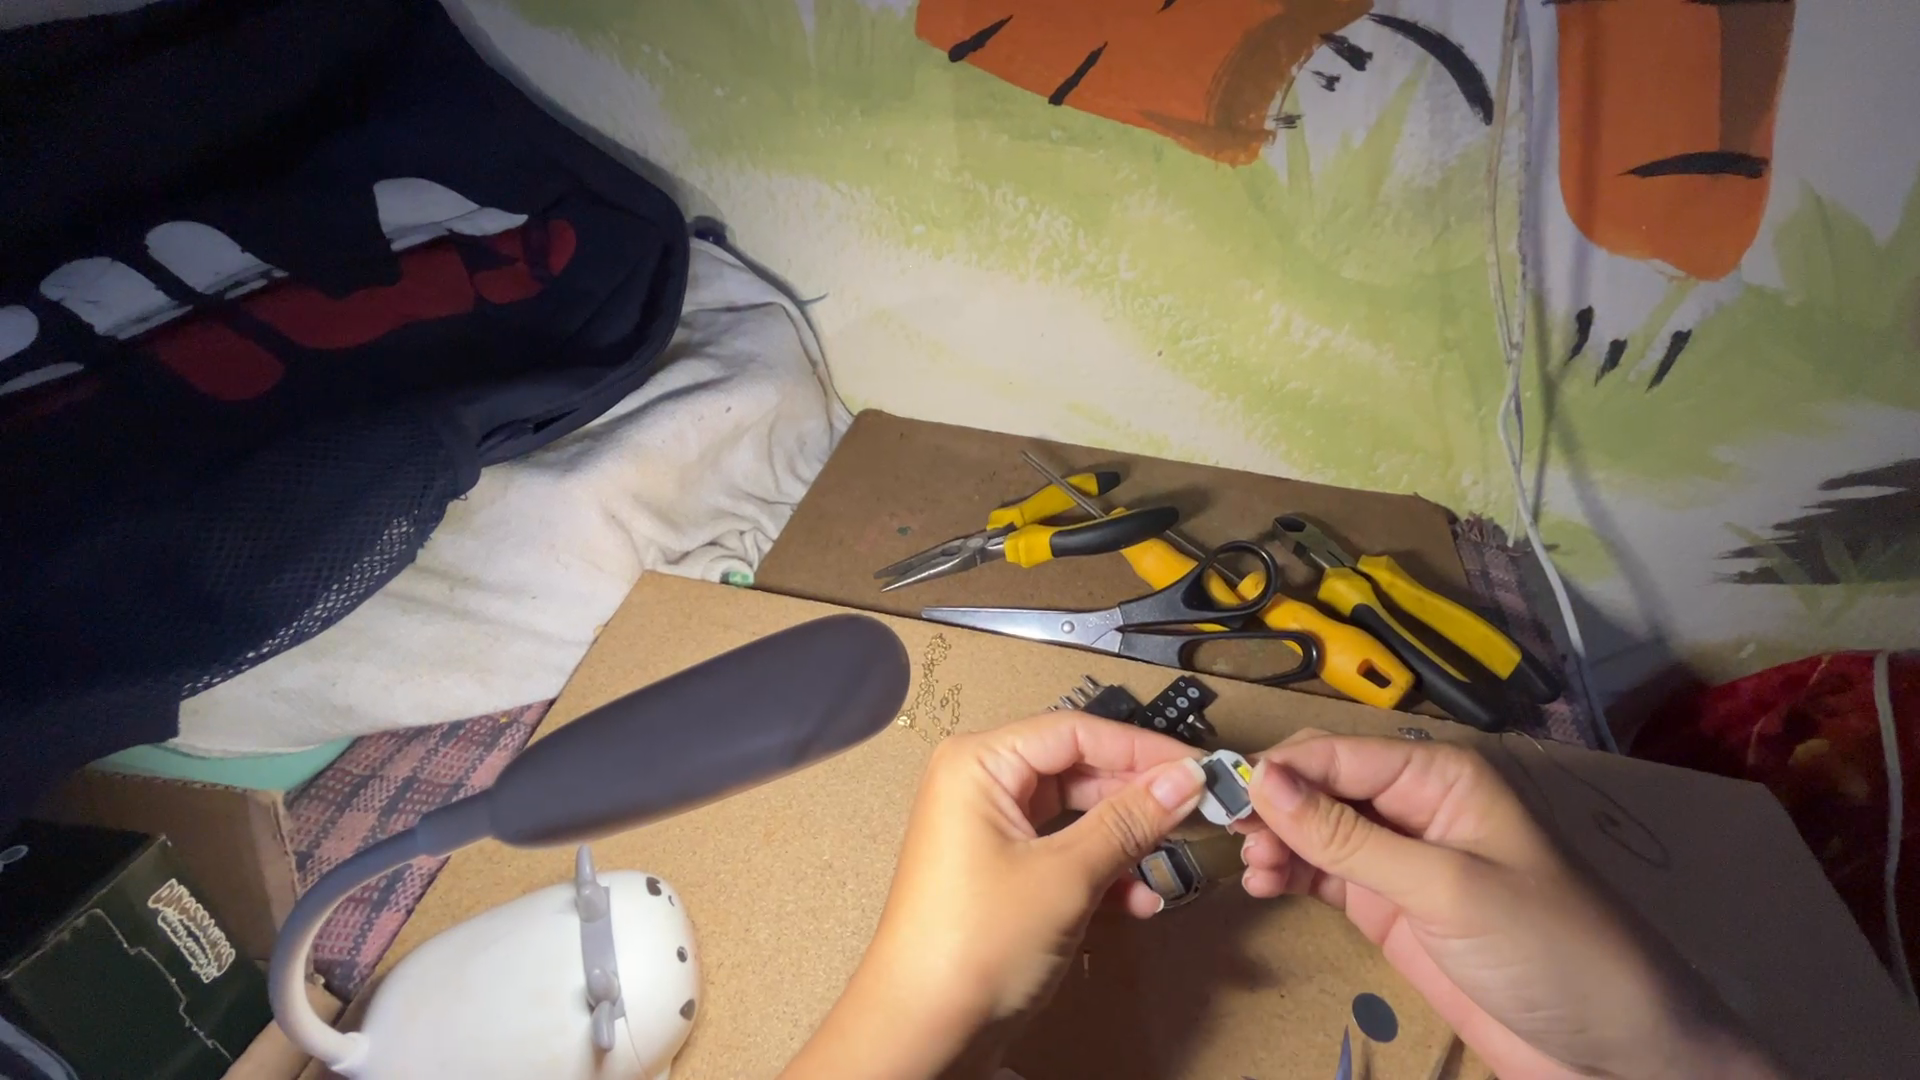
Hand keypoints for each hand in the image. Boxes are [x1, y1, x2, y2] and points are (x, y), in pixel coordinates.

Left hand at [781, 712, 1206, 1078]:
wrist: (922, 1034)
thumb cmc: (975, 944)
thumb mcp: (1064, 876)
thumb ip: (1128, 821)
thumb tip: (1184, 780)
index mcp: (980, 761)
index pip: (1075, 732)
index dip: (1141, 747)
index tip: (1197, 766)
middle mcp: (982, 780)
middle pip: (1076, 768)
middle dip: (1137, 794)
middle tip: (1197, 809)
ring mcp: (991, 824)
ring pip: (1075, 811)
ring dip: (1125, 838)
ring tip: (1173, 857)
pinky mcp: (1003, 864)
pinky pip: (1062, 848)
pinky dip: (1101, 868)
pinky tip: (1139, 898)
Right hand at [1234, 731, 1782, 1079]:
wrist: (1623, 1064)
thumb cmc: (1550, 952)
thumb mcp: (1444, 887)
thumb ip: (1346, 836)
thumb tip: (1260, 780)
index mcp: (1433, 775)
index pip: (1335, 753)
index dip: (1280, 769)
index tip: (1229, 797)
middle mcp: (1405, 802)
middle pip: (1315, 783)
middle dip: (1271, 803)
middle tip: (1235, 836)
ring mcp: (1391, 853)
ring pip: (1307, 826)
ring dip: (1274, 839)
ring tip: (1253, 868)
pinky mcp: (1381, 900)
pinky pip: (1317, 869)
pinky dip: (1285, 871)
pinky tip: (1263, 884)